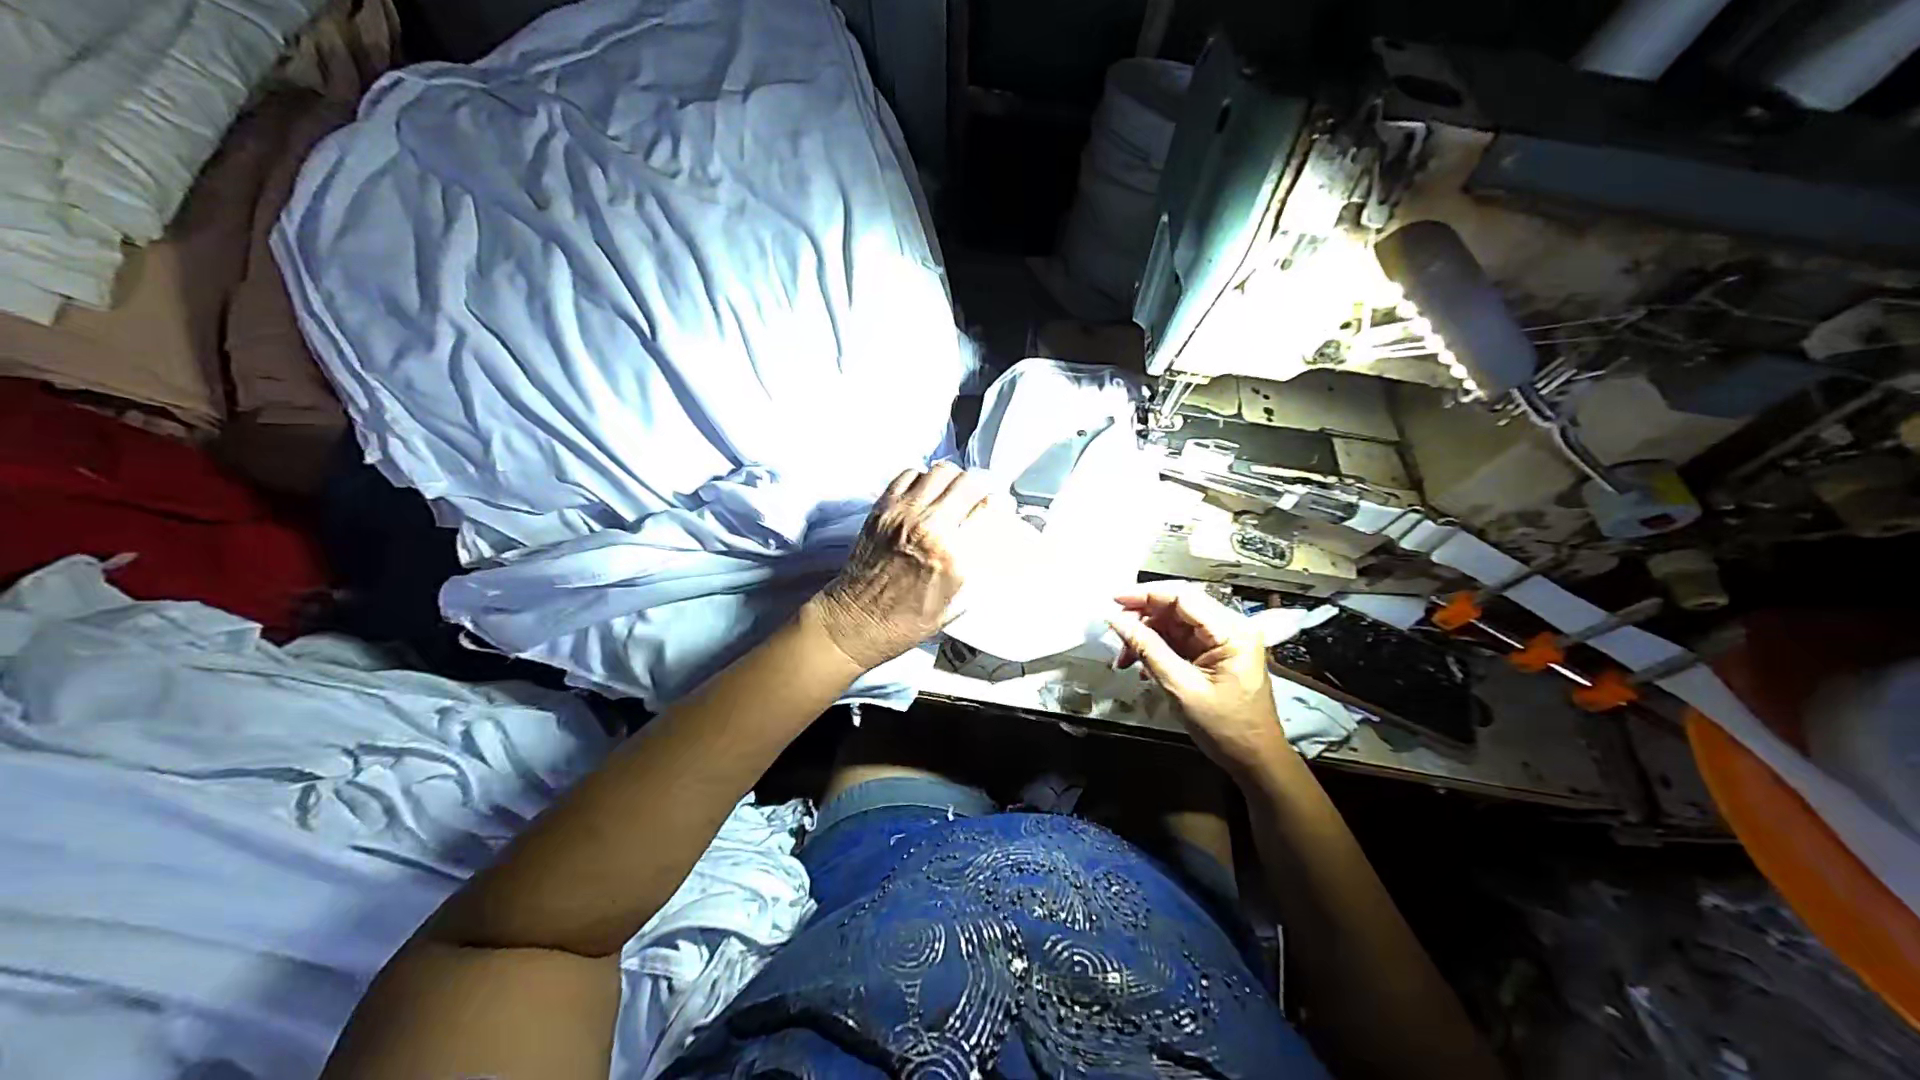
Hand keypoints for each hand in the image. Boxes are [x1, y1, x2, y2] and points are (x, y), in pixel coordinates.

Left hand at [812, 463, 1003, 670]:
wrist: (857, 621)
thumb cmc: (905, 622)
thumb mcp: (956, 602)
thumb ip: (977, 567)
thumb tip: (990, 541)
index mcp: (951, 554)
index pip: (988, 508)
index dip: (1000, 504)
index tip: (1002, 507)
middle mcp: (928, 526)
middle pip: (967, 482)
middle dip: (978, 490)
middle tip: (977, 500)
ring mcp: (902, 512)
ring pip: (941, 471)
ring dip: (953, 480)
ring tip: (952, 494)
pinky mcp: (882, 508)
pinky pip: (910, 474)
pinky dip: (923, 480)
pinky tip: (925, 496)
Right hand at [1108, 583, 1290, 776]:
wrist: (1255, 760)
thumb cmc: (1226, 728)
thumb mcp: (1181, 688)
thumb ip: (1148, 649)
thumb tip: (1117, 620)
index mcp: (1232, 632)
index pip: (1183, 597)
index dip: (1146, 595)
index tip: (1114, 600)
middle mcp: (1230, 628)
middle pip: (1177, 607)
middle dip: (1142, 618)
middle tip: (1116, 633)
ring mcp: (1222, 641)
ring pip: (1174, 624)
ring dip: (1146, 636)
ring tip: (1124, 659)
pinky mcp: (1214, 654)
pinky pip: (1179, 641)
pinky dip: (1157, 649)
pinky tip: (1142, 666)